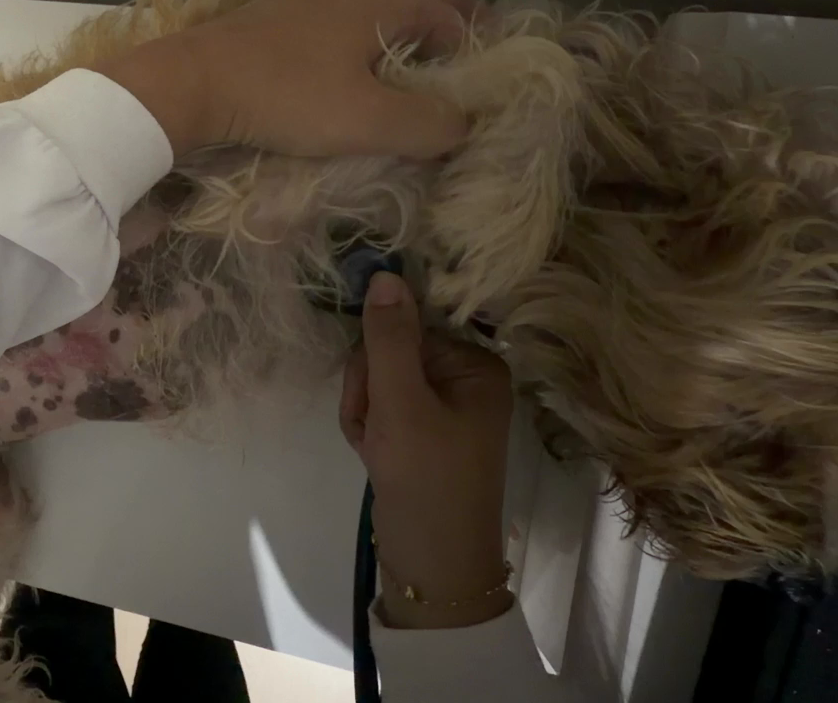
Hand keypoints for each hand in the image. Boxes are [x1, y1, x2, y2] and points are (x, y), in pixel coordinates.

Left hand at [95, 0, 480, 156]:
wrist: (193, 82)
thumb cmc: (288, 96)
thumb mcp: (372, 122)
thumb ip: (433, 124)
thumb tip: (464, 125)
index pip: (463, 19)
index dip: (480, 59)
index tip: (480, 101)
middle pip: (422, 10)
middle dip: (442, 49)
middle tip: (451, 96)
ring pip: (376, 17)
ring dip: (397, 48)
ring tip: (403, 91)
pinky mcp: (279, 13)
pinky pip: (337, 27)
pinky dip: (355, 49)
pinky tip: (344, 79)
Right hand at [341, 272, 513, 628]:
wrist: (433, 563)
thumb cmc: (425, 477)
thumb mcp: (401, 403)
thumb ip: (388, 338)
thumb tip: (384, 273)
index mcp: (475, 364)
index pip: (402, 326)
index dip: (375, 359)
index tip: (374, 399)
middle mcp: (464, 377)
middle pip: (386, 350)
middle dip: (367, 389)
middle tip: (374, 429)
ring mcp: (443, 404)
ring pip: (374, 377)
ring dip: (362, 410)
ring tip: (374, 446)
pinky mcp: (424, 427)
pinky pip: (378, 403)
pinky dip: (366, 426)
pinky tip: (374, 452)